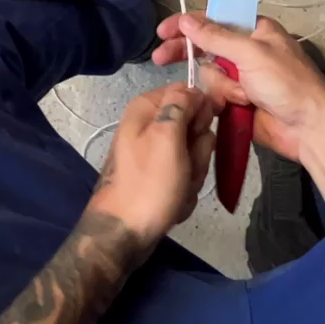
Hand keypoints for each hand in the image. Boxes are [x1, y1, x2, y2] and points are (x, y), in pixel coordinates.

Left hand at [88, 83, 216, 243]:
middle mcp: (150, 125)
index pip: (189, 93)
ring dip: (193, 173)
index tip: (198, 134)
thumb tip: (195, 90)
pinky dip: (185, 189)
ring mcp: (156, 152)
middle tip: (185, 167)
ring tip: (177, 188)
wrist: (123, 233)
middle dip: (197, 151)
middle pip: (195, 126)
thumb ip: (181, 105)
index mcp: (147, 108)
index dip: (201, 113)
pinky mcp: (161, 175)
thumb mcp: (166, 137)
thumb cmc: (147, 184)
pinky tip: (174, 200)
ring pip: (195, 153)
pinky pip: (187, 175)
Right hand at [153, 12, 324, 162]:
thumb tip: (186, 20)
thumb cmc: (287, 83)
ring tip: (242, 97)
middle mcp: (245, 51)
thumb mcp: (251, 54)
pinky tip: (234, 106)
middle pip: (205, 46)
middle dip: (187, 53)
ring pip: (208, 74)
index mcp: (254, 30)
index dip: (187, 24)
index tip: (163, 32)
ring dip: (221, 86)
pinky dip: (222, 100)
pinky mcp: (238, 100)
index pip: (212, 20)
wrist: (310, 129)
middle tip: (161, 59)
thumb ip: (216, 37)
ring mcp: (241, 77)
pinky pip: (214, 95)